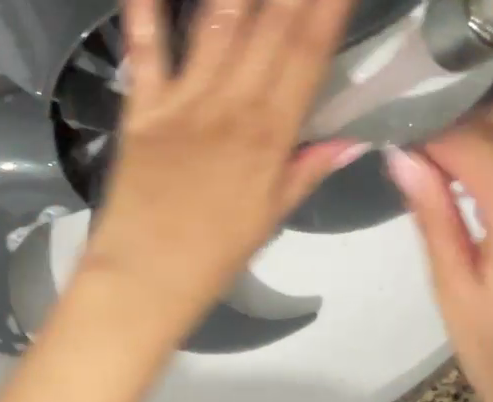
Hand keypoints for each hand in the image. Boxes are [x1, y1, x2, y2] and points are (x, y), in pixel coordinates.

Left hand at [83, 0, 368, 337]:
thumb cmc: (210, 260)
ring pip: (219, 20)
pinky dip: (146, 9)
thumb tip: (351, 141)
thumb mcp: (267, 221)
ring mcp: (184, 102)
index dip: (328, 5)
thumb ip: (304, 173)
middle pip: (271, 23)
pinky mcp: (141, 108)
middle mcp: (232, 106)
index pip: (309, 52)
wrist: (143, 281)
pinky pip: (147, 48)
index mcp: (270, 136)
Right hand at [384, 106, 492, 401]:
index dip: (425, 136)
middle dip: (458, 127)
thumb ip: (434, 219)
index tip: (389, 148)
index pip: (468, 139)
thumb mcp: (456, 294)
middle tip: (414, 162)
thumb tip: (403, 159)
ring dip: (492, 135)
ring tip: (446, 172)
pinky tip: (489, 188)